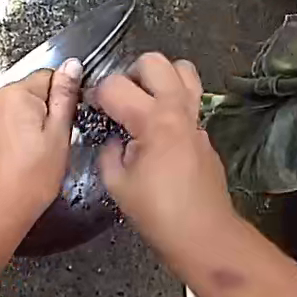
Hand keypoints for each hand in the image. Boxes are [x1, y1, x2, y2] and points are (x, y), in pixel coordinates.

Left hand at [0, 59, 83, 229]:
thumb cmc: (26, 182)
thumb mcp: (58, 139)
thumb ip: (65, 97)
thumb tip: (72, 66)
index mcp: (15, 94)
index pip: (46, 78)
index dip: (58, 103)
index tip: (57, 127)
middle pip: (20, 96)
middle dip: (32, 116)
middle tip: (39, 149)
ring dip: (9, 128)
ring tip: (17, 160)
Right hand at [92, 53, 237, 257]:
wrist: (203, 234)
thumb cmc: (159, 214)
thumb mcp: (117, 184)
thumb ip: (110, 152)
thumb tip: (114, 140)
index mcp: (153, 120)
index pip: (115, 85)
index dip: (96, 93)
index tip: (92, 107)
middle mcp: (178, 110)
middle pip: (154, 61)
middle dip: (130, 74)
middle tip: (121, 100)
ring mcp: (197, 120)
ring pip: (183, 71)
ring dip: (160, 79)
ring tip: (145, 103)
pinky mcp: (205, 133)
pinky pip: (190, 101)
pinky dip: (173, 104)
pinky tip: (160, 132)